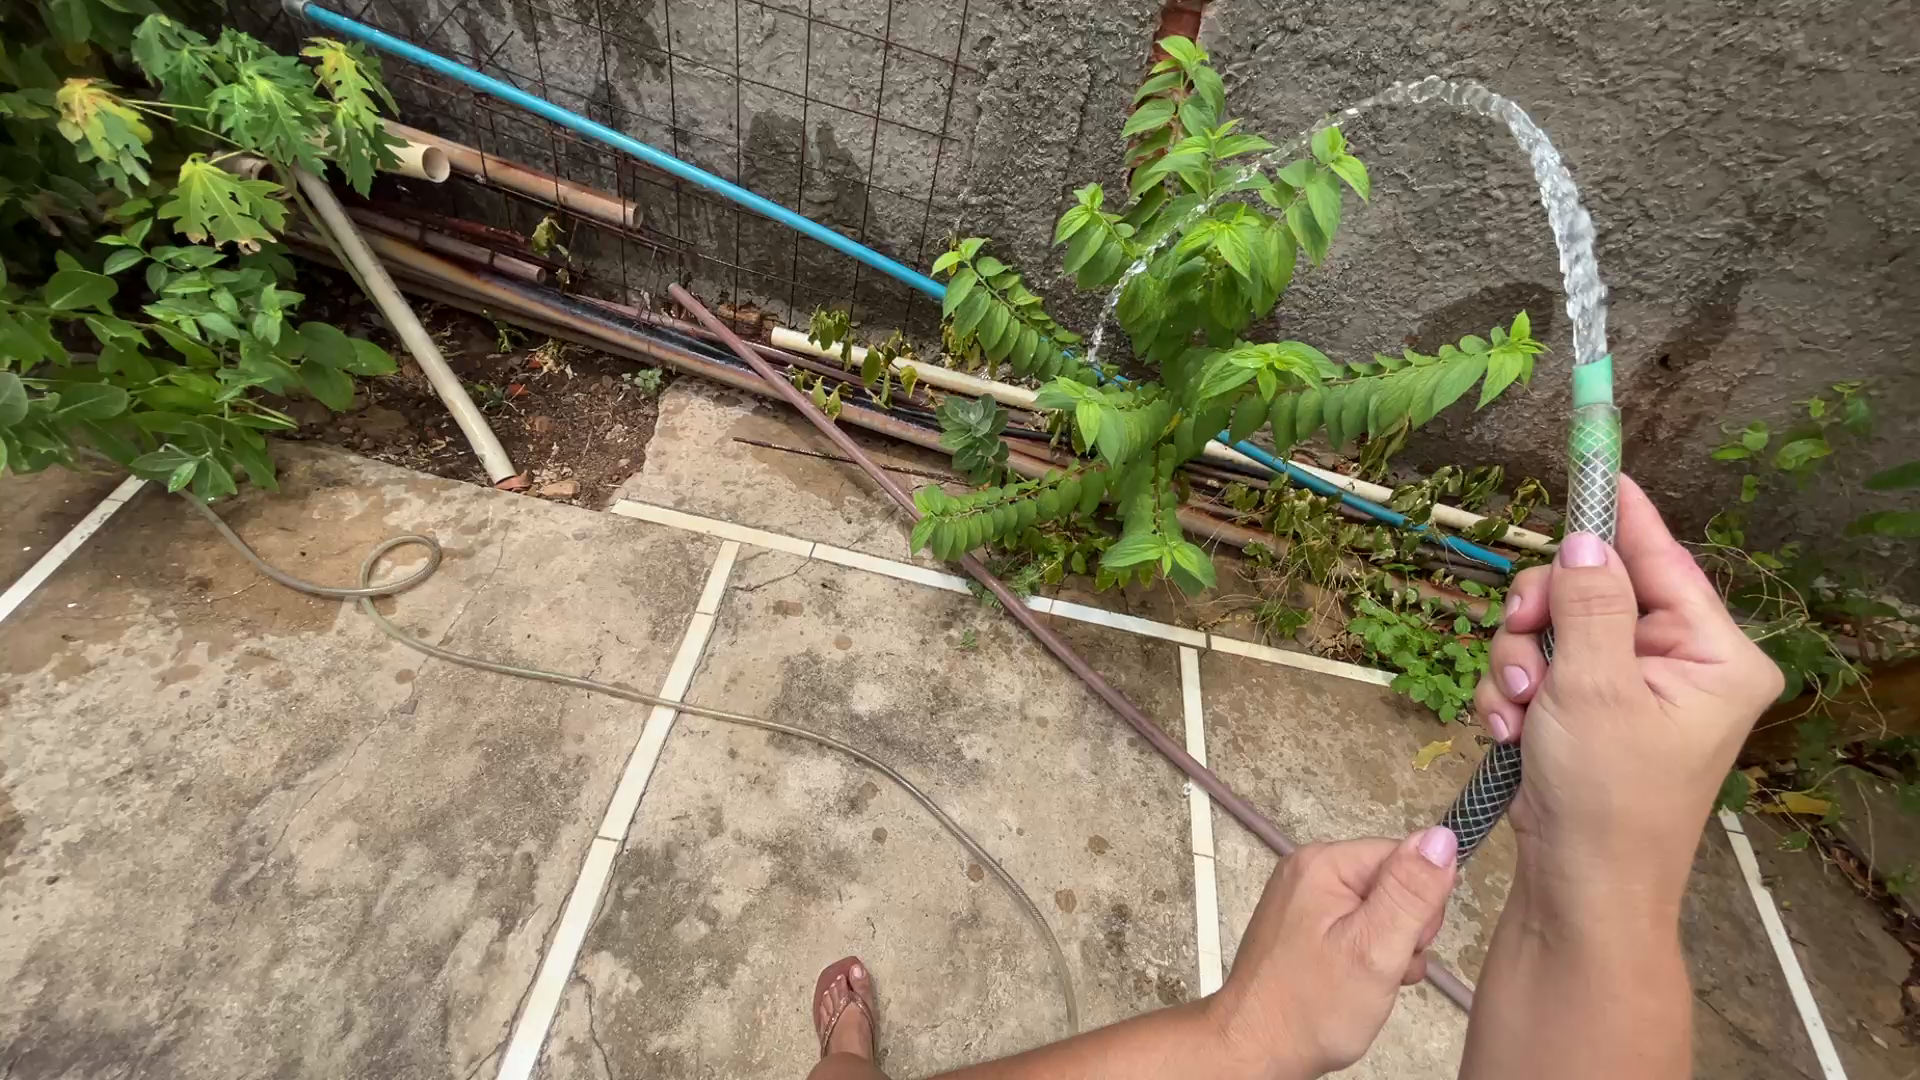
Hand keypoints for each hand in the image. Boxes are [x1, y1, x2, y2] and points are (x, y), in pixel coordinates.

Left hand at [1207, 827, 1458, 1077]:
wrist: (1260, 1042)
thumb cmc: (1311, 1004)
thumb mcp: (1375, 948)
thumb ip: (1410, 893)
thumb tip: (1441, 836)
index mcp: (1322, 862)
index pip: (1401, 855)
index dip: (1419, 903)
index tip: (1406, 941)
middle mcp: (1309, 868)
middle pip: (1391, 881)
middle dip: (1403, 928)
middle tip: (1384, 964)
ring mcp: (1305, 894)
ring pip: (1379, 908)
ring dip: (1389, 946)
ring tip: (1368, 977)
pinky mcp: (1305, 920)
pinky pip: (1358, 924)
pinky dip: (1369, 953)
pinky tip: (1357, 979)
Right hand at [1473, 474, 1781, 914]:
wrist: (1577, 872)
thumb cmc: (1608, 789)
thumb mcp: (1596, 689)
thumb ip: (1588, 606)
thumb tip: (1582, 539)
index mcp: (1709, 654)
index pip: (1664, 564)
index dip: (1625, 518)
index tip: (1600, 469)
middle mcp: (1667, 660)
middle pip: (1582, 592)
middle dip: (1536, 621)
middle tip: (1521, 645)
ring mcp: (1618, 682)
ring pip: (1542, 628)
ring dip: (1513, 664)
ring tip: (1515, 710)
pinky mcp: (1576, 702)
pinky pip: (1526, 664)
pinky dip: (1506, 691)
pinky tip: (1508, 726)